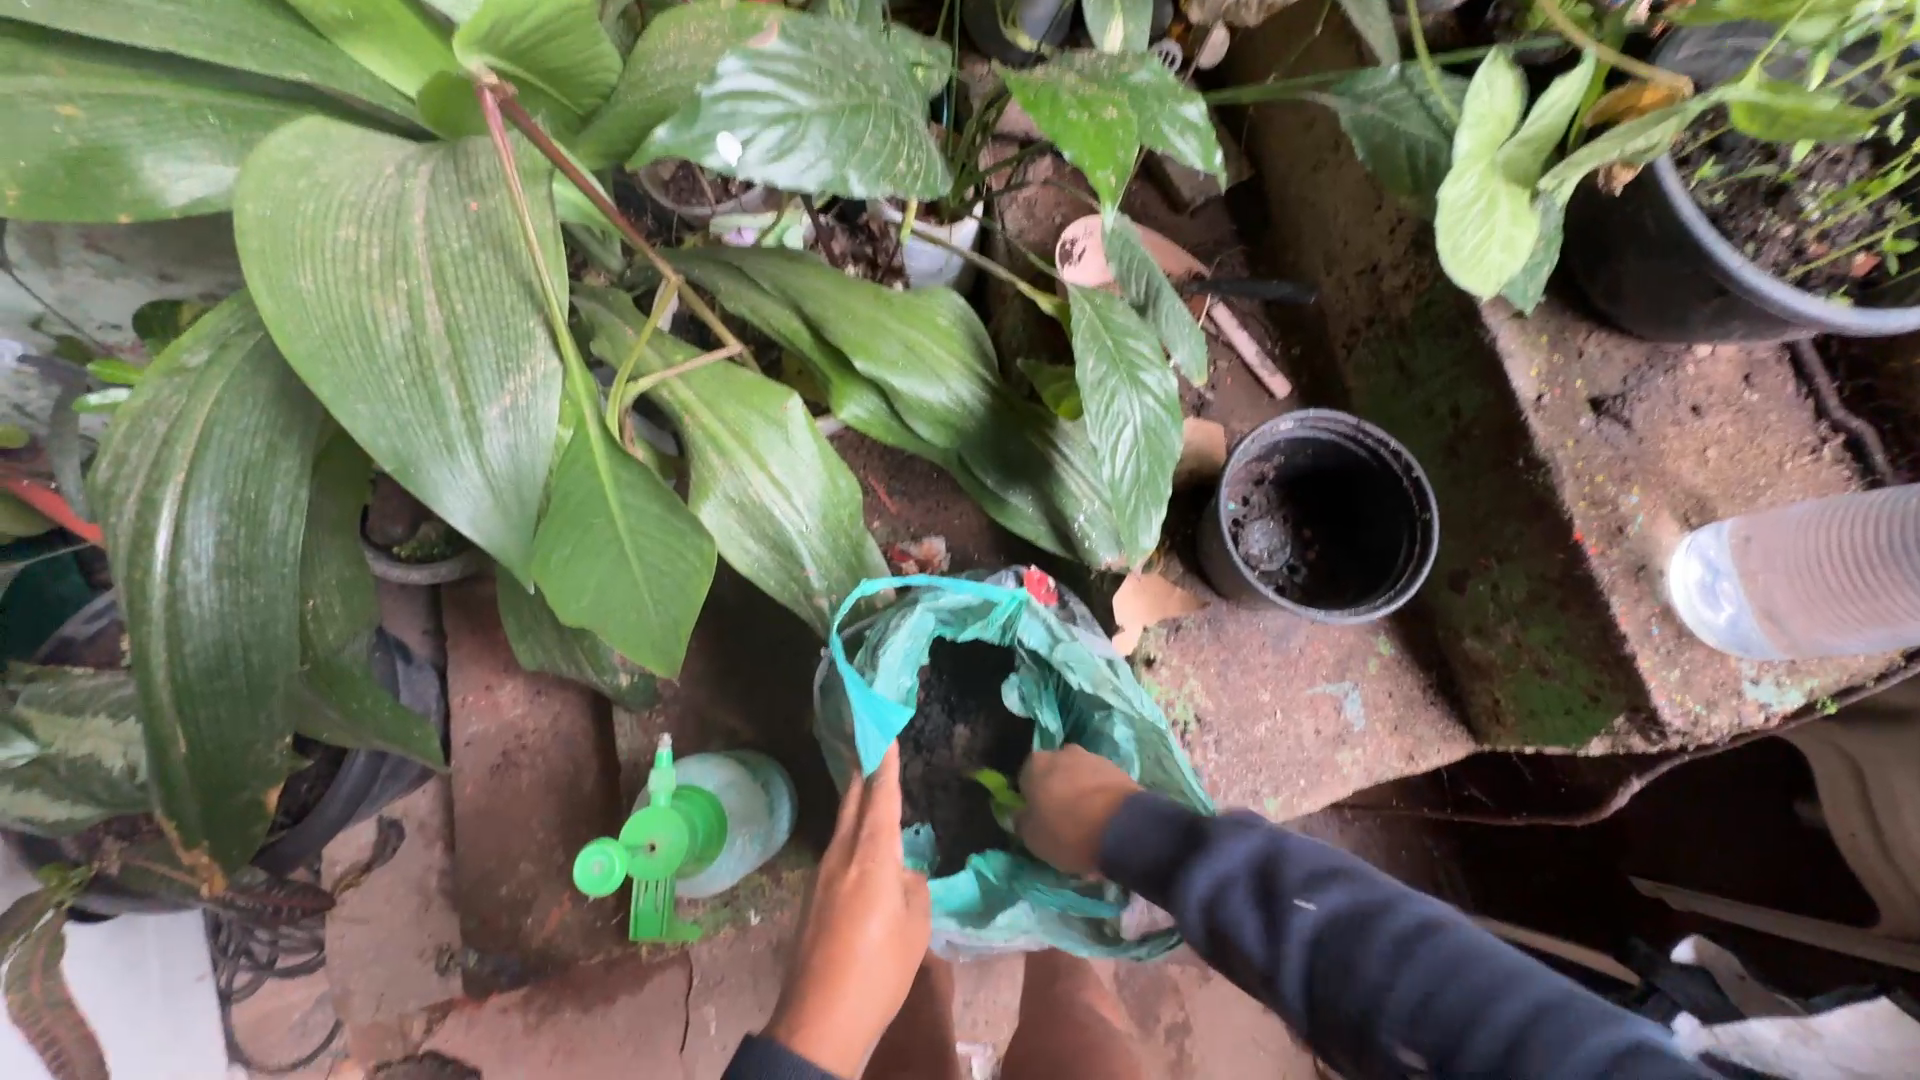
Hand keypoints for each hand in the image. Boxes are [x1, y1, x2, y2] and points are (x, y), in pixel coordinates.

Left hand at [763, 744, 930, 1076]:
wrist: (820, 1017)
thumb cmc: (880, 969)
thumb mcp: (915, 929)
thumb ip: (913, 889)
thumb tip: (903, 875)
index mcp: (872, 857)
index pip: (880, 797)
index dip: (885, 764)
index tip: (884, 734)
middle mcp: (841, 855)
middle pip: (851, 802)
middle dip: (861, 771)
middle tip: (867, 742)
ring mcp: (821, 875)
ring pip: (842, 826)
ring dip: (855, 802)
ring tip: (868, 785)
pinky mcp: (812, 897)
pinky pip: (837, 850)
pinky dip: (851, 833)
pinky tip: (861, 844)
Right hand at [1016, 746, 1141, 877]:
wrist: (1122, 828)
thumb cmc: (1067, 831)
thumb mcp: (1032, 837)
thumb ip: (1022, 821)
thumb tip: (1022, 814)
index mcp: (1035, 764)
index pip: (1025, 779)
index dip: (1031, 801)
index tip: (1039, 819)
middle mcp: (1062, 753)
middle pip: (1055, 774)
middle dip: (1058, 793)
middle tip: (1064, 822)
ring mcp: (1093, 758)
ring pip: (1080, 778)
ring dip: (1081, 794)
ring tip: (1089, 825)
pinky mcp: (1119, 769)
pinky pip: (1102, 785)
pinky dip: (1101, 798)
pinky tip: (1105, 821)